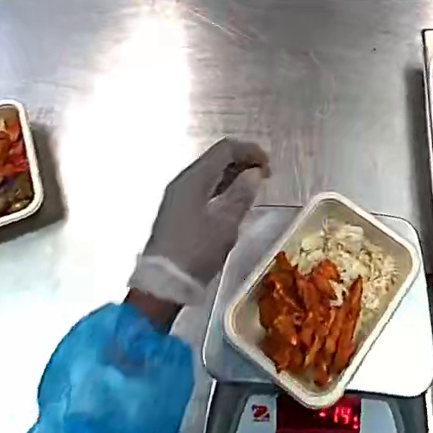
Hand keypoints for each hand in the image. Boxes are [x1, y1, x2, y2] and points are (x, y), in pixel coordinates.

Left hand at [127, 138, 269, 309]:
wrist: (163, 283)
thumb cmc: (196, 251)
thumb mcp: (226, 223)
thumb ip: (242, 194)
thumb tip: (254, 174)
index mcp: (194, 178)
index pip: (224, 150)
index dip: (249, 151)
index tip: (268, 164)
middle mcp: (183, 181)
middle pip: (216, 158)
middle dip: (242, 161)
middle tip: (264, 175)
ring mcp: (177, 195)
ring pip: (209, 173)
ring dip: (233, 175)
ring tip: (254, 187)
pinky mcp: (177, 210)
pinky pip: (203, 188)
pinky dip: (222, 188)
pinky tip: (234, 200)